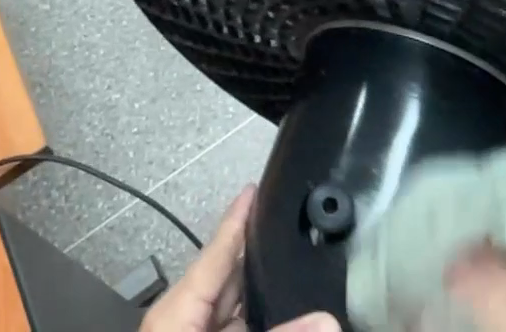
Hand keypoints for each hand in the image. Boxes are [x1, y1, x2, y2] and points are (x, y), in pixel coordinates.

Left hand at [141, 185, 338, 331]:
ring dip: (271, 295)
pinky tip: (293, 315)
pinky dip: (267, 320)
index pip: (215, 250)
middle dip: (264, 256)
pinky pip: (241, 326)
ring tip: (307, 268)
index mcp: (177, 310)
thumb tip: (328, 321)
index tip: (254, 187)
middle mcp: (186, 320)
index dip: (237, 217)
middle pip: (231, 278)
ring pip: (241, 308)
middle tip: (299, 228)